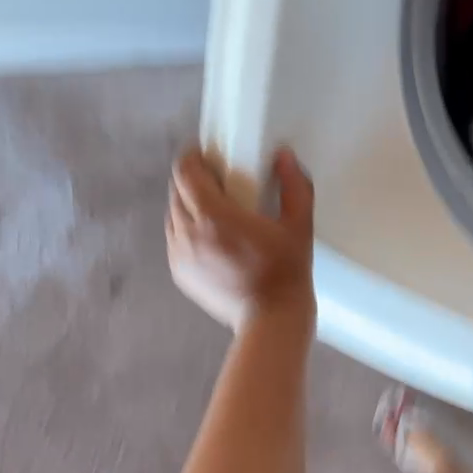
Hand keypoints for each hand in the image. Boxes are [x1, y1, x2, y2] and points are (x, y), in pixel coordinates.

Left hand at [166, 145, 315, 332]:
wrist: (271, 319)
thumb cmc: (287, 271)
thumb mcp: (300, 226)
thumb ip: (294, 186)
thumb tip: (284, 157)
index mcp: (214, 216)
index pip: (185, 172)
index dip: (192, 156)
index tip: (207, 153)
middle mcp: (188, 232)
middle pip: (176, 190)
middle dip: (193, 179)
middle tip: (219, 180)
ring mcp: (179, 255)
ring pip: (173, 215)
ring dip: (189, 204)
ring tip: (215, 210)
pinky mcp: (179, 273)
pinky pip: (176, 239)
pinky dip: (189, 230)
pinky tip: (213, 238)